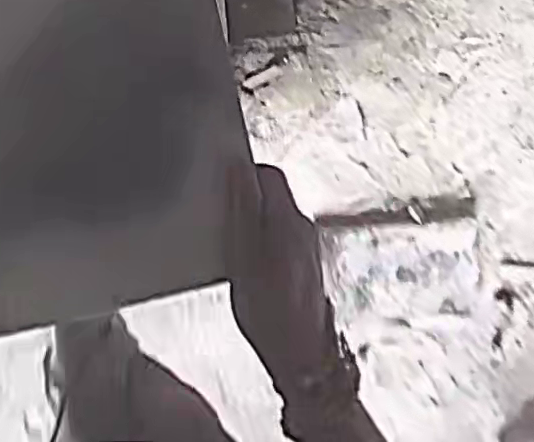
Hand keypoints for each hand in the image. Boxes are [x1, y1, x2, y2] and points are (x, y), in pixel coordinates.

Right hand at [227, 164, 364, 425]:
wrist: (304, 362)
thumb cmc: (271, 314)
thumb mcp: (242, 258)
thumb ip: (242, 209)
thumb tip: (239, 170)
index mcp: (288, 220)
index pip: (268, 173)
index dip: (245, 174)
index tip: (225, 183)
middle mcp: (303, 228)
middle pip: (273, 191)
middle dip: (249, 195)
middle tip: (226, 214)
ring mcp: (308, 245)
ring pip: (277, 212)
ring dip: (256, 218)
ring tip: (236, 242)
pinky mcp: (306, 262)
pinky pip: (282, 232)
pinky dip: (265, 237)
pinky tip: (251, 261)